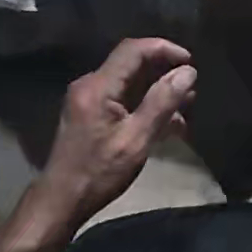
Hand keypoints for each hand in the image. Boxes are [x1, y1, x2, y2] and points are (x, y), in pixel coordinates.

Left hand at [29, 39, 197, 230]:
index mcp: (98, 86)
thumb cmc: (99, 173)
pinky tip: (166, 122)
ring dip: (156, 89)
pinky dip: (143, 104)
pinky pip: (121, 97)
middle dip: (163, 70)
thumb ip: (161, 103)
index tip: (189, 61)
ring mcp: (88, 99)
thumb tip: (187, 72)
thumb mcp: (136, 140)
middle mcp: (90, 85)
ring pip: (128, 82)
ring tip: (185, 104)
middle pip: (131, 63)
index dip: (163, 49)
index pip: (133, 50)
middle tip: (191, 85)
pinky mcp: (89, 113)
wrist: (61, 202)